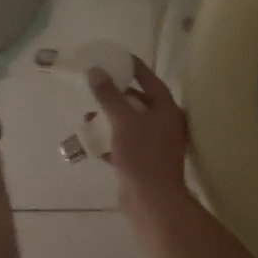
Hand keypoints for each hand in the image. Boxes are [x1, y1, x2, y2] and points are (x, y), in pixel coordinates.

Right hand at [86, 57, 187, 198]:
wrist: (152, 200)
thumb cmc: (142, 153)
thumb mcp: (123, 119)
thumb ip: (109, 94)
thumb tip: (96, 71)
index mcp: (166, 109)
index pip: (150, 79)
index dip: (133, 67)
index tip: (116, 57)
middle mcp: (165, 124)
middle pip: (140, 101)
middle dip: (118, 94)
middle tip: (98, 84)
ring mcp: (155, 144)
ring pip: (131, 124)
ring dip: (111, 118)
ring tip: (90, 113)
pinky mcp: (143, 162)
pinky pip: (125, 144)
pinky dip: (110, 140)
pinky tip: (91, 139)